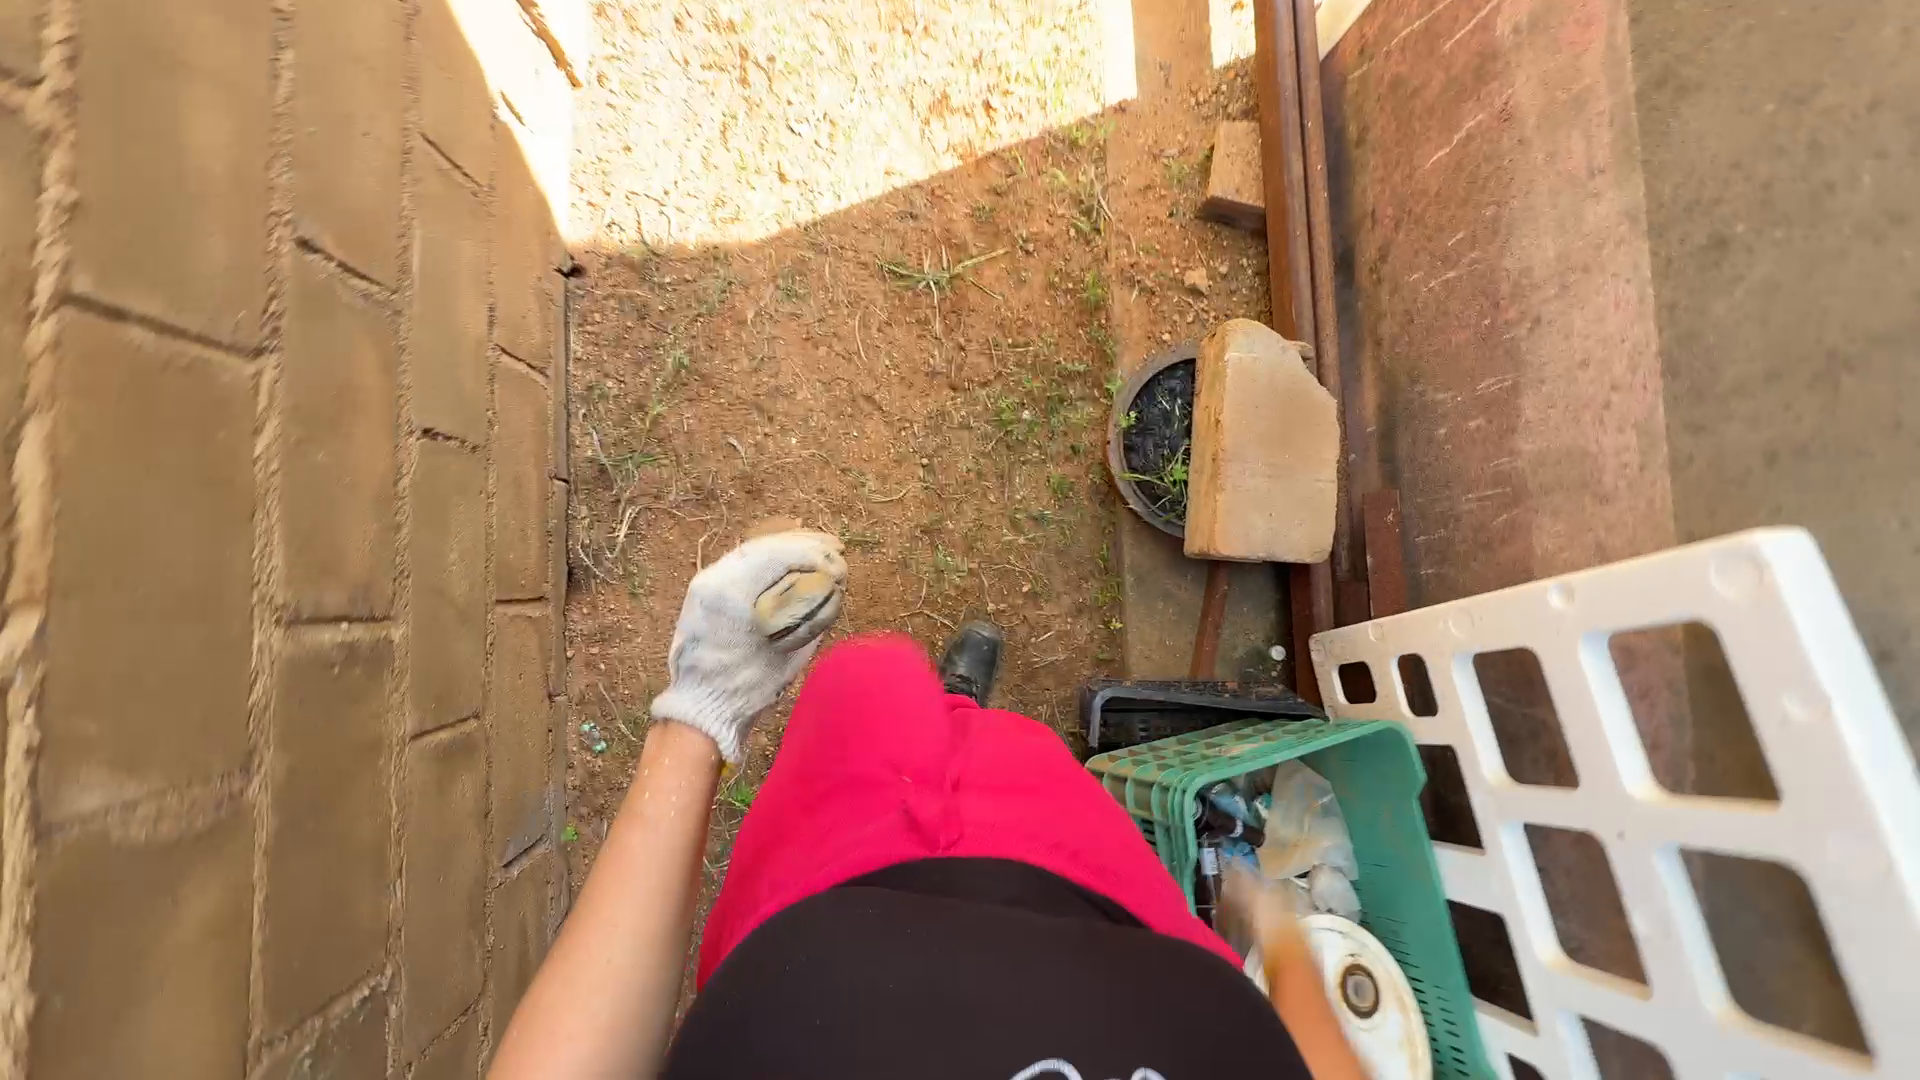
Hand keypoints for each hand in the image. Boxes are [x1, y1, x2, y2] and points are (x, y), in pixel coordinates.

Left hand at [649, 530, 847, 762]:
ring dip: (787, 547)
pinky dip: (770, 559)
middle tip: (835, 547)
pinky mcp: (704, 590)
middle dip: (803, 543)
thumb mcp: (788, 655)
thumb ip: (810, 617)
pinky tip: (791, 562)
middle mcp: (713, 579)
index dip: (813, 552)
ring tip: (818, 550)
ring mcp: (705, 582)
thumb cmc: (747, 689)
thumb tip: (832, 587)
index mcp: (731, 594)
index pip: (777, 555)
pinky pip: (740, 563)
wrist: (701, 708)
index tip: (839, 560)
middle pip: (764, 544)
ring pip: (751, 549)